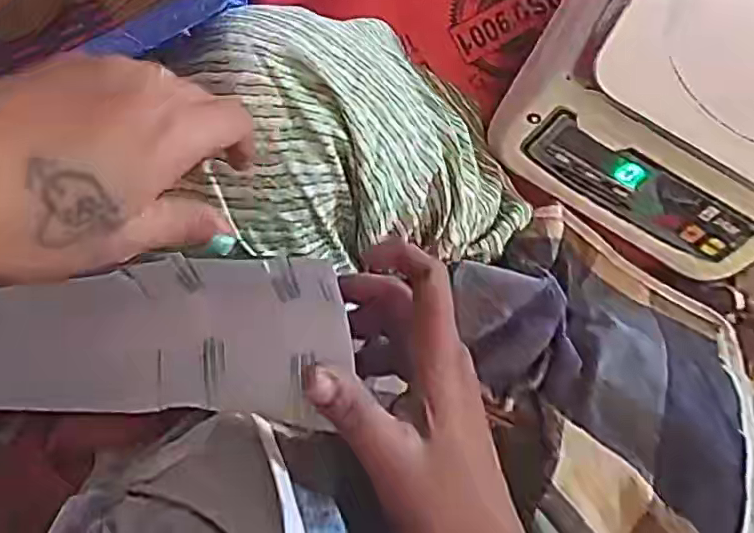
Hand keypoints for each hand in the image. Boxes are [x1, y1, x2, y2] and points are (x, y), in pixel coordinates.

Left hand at [0, 54, 253, 295]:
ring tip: (138, 154)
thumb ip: (180, 221)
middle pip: (198, 96)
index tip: (236, 172)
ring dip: (166, 113)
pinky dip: (127, 99)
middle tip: (184, 173)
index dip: (244, 144)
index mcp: (169, 126)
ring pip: (158, 82)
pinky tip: (92, 133)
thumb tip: (224, 223)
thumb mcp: (116, 239)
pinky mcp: (61, 60)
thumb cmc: (32, 229)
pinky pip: (117, 74)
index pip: (234, 117)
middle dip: (205, 131)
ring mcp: (100, 64)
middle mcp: (145, 82)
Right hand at [303, 241, 522, 532]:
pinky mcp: (438, 399)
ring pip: (405, 327)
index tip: (361, 256)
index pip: (431, 279)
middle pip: (409, 300)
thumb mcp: (390, 455)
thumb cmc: (445, 499)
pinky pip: (404, 356)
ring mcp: (444, 378)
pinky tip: (351, 376)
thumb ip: (351, 409)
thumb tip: (308, 368)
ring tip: (330, 337)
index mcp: (440, 356)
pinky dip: (375, 352)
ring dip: (369, 323)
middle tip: (325, 301)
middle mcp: (445, 356)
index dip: (401, 253)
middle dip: (368, 290)